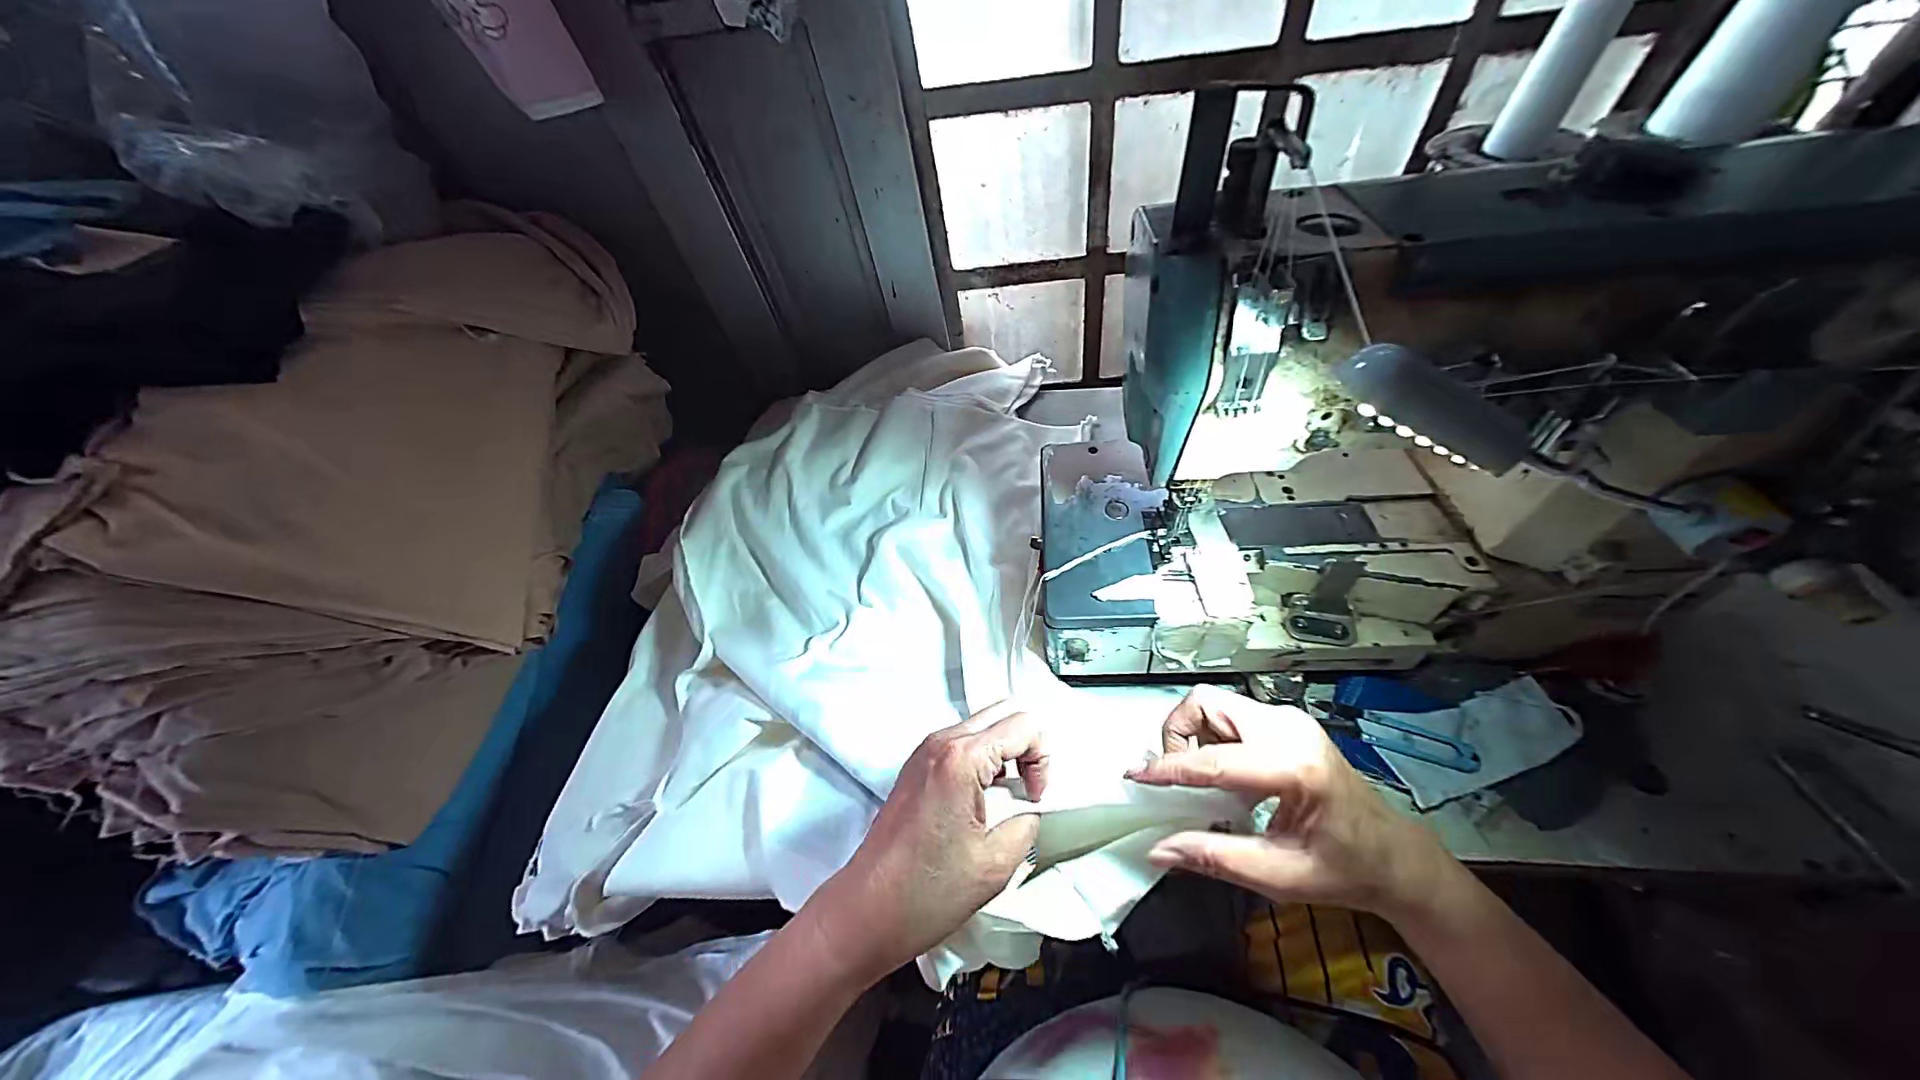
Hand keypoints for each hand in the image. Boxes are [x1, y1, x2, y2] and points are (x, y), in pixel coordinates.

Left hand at [805, 701, 1048, 975]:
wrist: (869, 911)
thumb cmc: (919, 893)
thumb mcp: (997, 863)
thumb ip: (1027, 823)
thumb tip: (1030, 809)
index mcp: (960, 760)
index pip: (1022, 725)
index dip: (1042, 758)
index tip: (1036, 793)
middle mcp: (938, 746)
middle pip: (1002, 713)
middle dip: (1025, 746)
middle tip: (1029, 788)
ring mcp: (922, 755)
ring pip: (980, 727)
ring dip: (1002, 754)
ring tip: (1005, 801)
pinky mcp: (915, 769)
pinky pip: (959, 746)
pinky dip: (980, 763)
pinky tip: (982, 804)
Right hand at [1126, 685, 1458, 921]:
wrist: (1394, 855)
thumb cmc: (1345, 869)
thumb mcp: (1278, 875)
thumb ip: (1215, 858)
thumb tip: (1160, 851)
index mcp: (1295, 767)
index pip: (1214, 759)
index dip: (1168, 768)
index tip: (1136, 777)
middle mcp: (1290, 729)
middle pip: (1207, 704)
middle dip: (1177, 734)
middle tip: (1175, 777)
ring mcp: (1288, 720)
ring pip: (1214, 704)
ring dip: (1192, 734)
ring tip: (1198, 778)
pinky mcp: (1285, 721)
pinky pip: (1229, 714)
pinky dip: (1210, 737)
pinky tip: (1222, 774)